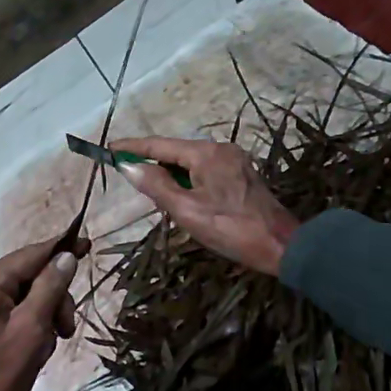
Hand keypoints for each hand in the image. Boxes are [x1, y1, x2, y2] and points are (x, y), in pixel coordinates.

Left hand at [0, 235, 83, 390]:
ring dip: (45, 321)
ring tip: (44, 351)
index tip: (88, 243)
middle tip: (66, 330)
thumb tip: (65, 254)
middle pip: (30, 277)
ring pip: (27, 300)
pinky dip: (31, 332)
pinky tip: (32, 356)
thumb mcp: (31, 328)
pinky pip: (15, 318)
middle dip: (54, 300)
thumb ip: (50, 287)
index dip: (62, 249)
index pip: (32, 254)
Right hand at [110, 136, 299, 275]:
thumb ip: (157, 186)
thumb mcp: (187, 210)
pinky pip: (205, 171)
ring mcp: (234, 161)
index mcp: (206, 153)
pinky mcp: (241, 176)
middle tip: (128, 175)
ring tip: (152, 190)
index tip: (110, 147)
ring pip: (191, 162)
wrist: (280, 245)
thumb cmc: (231, 229)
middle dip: (152, 163)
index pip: (160, 145)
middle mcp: (221, 149)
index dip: (133, 147)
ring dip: (171, 174)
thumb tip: (130, 166)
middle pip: (176, 151)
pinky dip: (188, 179)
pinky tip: (180, 195)